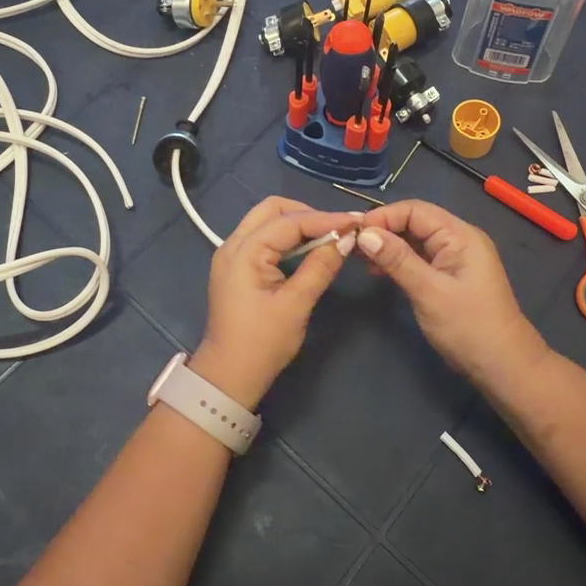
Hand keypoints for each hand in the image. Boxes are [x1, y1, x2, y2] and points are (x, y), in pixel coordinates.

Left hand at [195, 198, 361, 407]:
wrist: (228, 376)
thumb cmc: (262, 343)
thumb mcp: (296, 305)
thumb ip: (320, 267)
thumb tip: (347, 240)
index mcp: (244, 252)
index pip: (289, 221)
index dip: (325, 219)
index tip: (356, 221)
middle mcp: (233, 245)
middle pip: (272, 210)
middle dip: (308, 213)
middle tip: (339, 228)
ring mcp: (231, 255)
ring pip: (267, 221)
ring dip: (298, 224)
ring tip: (330, 236)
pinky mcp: (236, 267)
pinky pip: (263, 238)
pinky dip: (287, 237)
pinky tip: (309, 248)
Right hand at [354, 200, 549, 385]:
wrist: (503, 366)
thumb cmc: (469, 327)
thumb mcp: (429, 291)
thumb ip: (397, 260)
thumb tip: (365, 234)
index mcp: (460, 235)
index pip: (415, 210)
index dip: (383, 216)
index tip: (353, 233)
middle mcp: (458, 239)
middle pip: (414, 221)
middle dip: (382, 229)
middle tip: (350, 245)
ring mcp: (454, 258)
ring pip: (414, 240)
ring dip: (387, 245)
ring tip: (358, 258)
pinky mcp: (448, 275)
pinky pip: (419, 257)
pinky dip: (397, 260)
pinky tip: (377, 271)